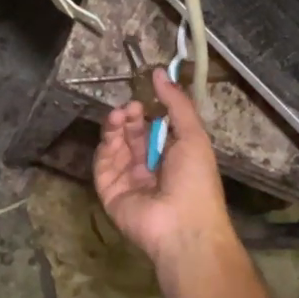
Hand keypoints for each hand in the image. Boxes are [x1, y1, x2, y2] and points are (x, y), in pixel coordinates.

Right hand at [93, 68, 233, 267]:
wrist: (183, 225)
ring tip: (120, 114)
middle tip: (130, 106)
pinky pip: (103, 165)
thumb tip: (160, 72)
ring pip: (115, 146)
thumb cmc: (195, 180)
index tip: (144, 94)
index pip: (155, 128)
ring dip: (116, 127)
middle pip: (132, 135)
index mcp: (173, 156)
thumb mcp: (193, 135)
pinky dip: (105, 146)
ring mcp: (129, 180)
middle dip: (130, 117)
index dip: (148, 111)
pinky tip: (113, 130)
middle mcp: (150, 167)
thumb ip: (177, 103)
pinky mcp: (110, 191)